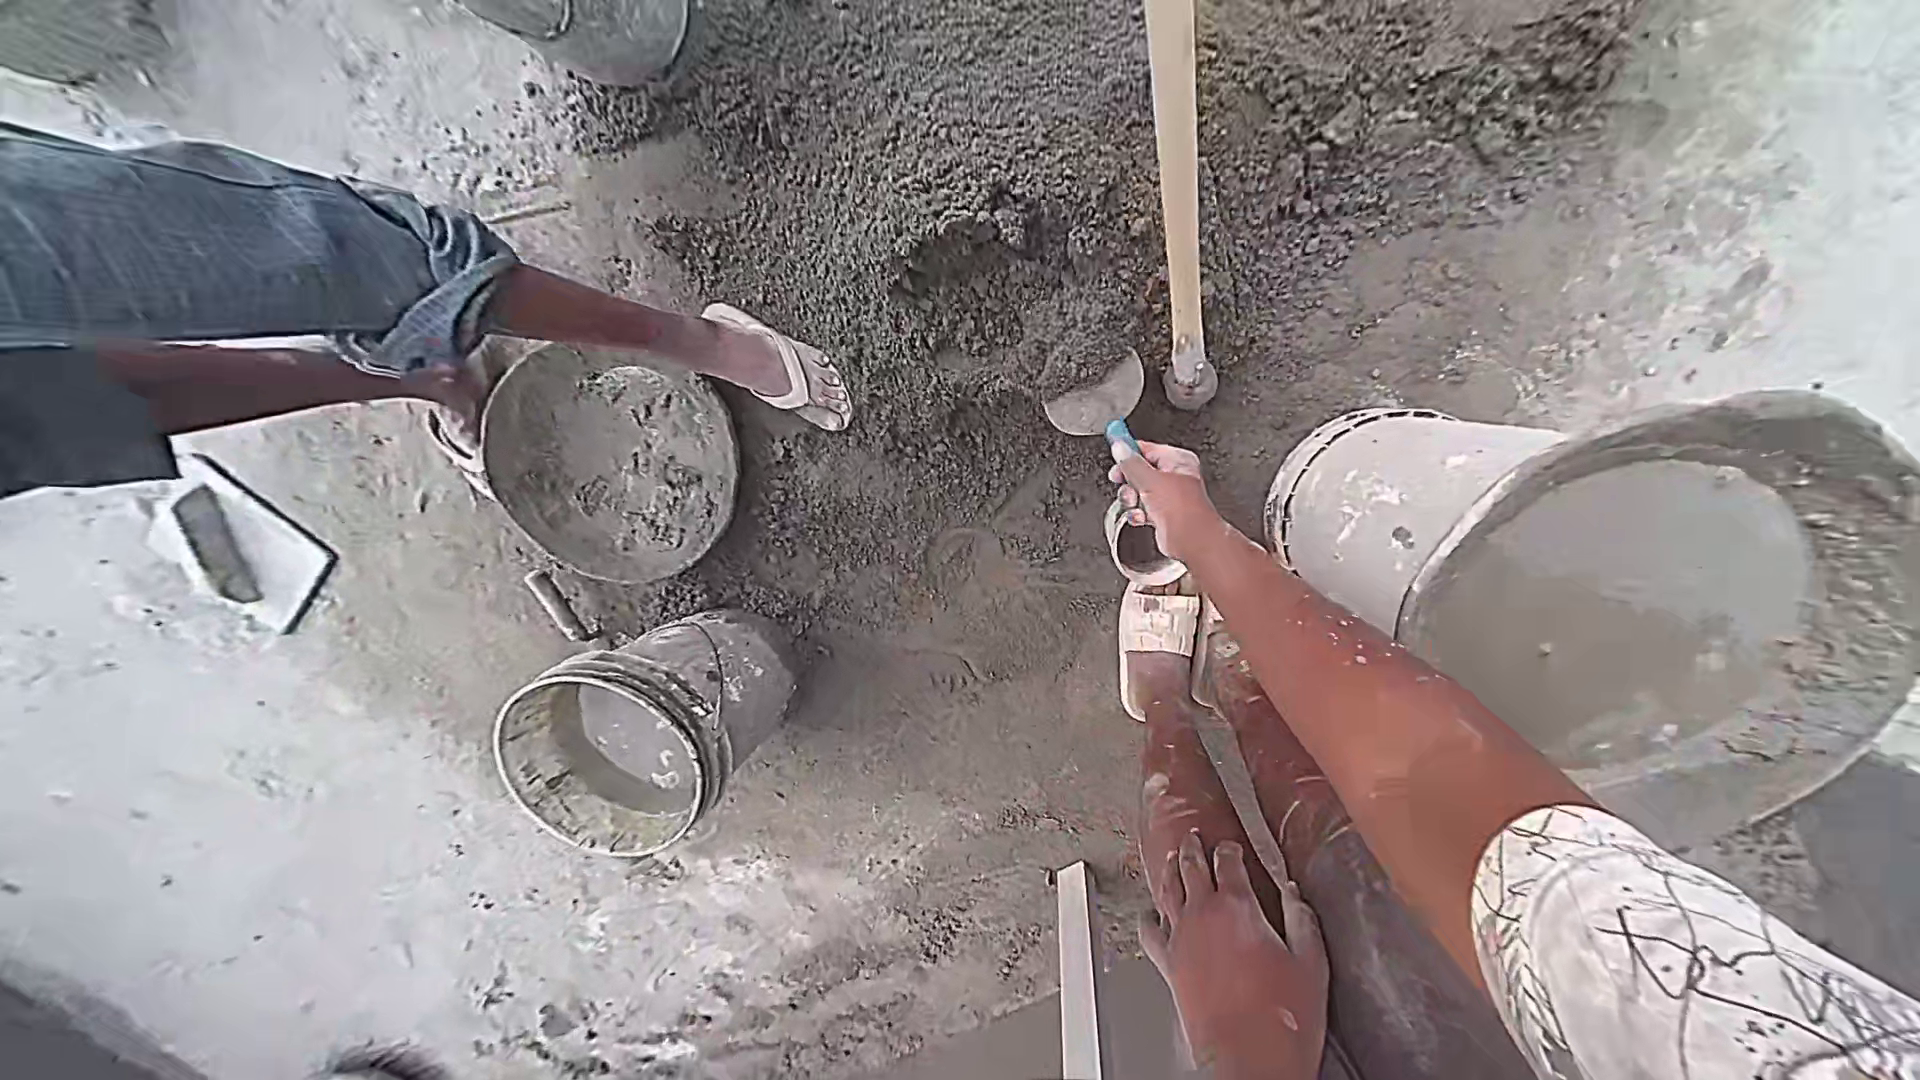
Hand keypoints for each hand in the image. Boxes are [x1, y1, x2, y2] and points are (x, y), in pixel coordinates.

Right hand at [1107, 440, 1223, 563]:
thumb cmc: (1182, 509)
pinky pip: (1139, 508)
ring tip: (1136, 503)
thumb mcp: (1150, 479)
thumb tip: (1120, 447)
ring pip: (1136, 491)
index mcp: (1176, 461)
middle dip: (1128, 480)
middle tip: (1123, 481)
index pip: (1146, 449)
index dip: (1128, 452)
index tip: (1115, 451)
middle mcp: (1173, 476)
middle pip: (1138, 471)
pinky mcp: (1160, 513)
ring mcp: (1166, 496)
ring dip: (1131, 499)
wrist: (1191, 539)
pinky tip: (1141, 516)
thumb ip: (1131, 463)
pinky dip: (1137, 513)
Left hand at [1141, 834, 1328, 1078]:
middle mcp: (1203, 911)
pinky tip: (1149, 912)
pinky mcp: (1168, 961)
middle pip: (1191, 866)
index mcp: (1238, 906)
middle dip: (1193, 847)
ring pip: (1168, 887)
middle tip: (1194, 836)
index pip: (1227, 862)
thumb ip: (1302, 919)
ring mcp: (1181, 934)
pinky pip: (1149, 929)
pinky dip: (1148, 916)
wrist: (1249, 1060)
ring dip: (1171, 868)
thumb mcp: (1311, 964)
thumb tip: (1292, 889)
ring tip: (1173, 858)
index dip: (1228, 849)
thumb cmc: (1284, 1018)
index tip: (1230, 846)